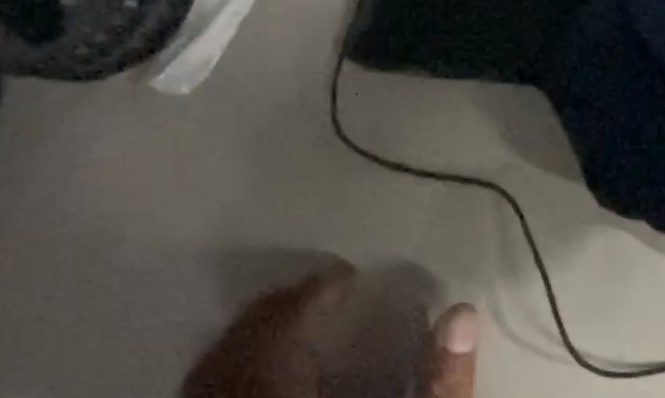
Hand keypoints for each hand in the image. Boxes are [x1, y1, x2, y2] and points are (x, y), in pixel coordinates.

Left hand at [182, 262, 478, 397]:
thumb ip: (443, 386)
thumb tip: (460, 315)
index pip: (279, 336)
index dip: (310, 298)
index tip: (346, 278)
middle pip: (230, 358)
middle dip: (273, 316)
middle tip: (319, 294)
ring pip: (204, 386)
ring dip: (248, 347)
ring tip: (294, 329)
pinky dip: (230, 382)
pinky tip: (268, 382)